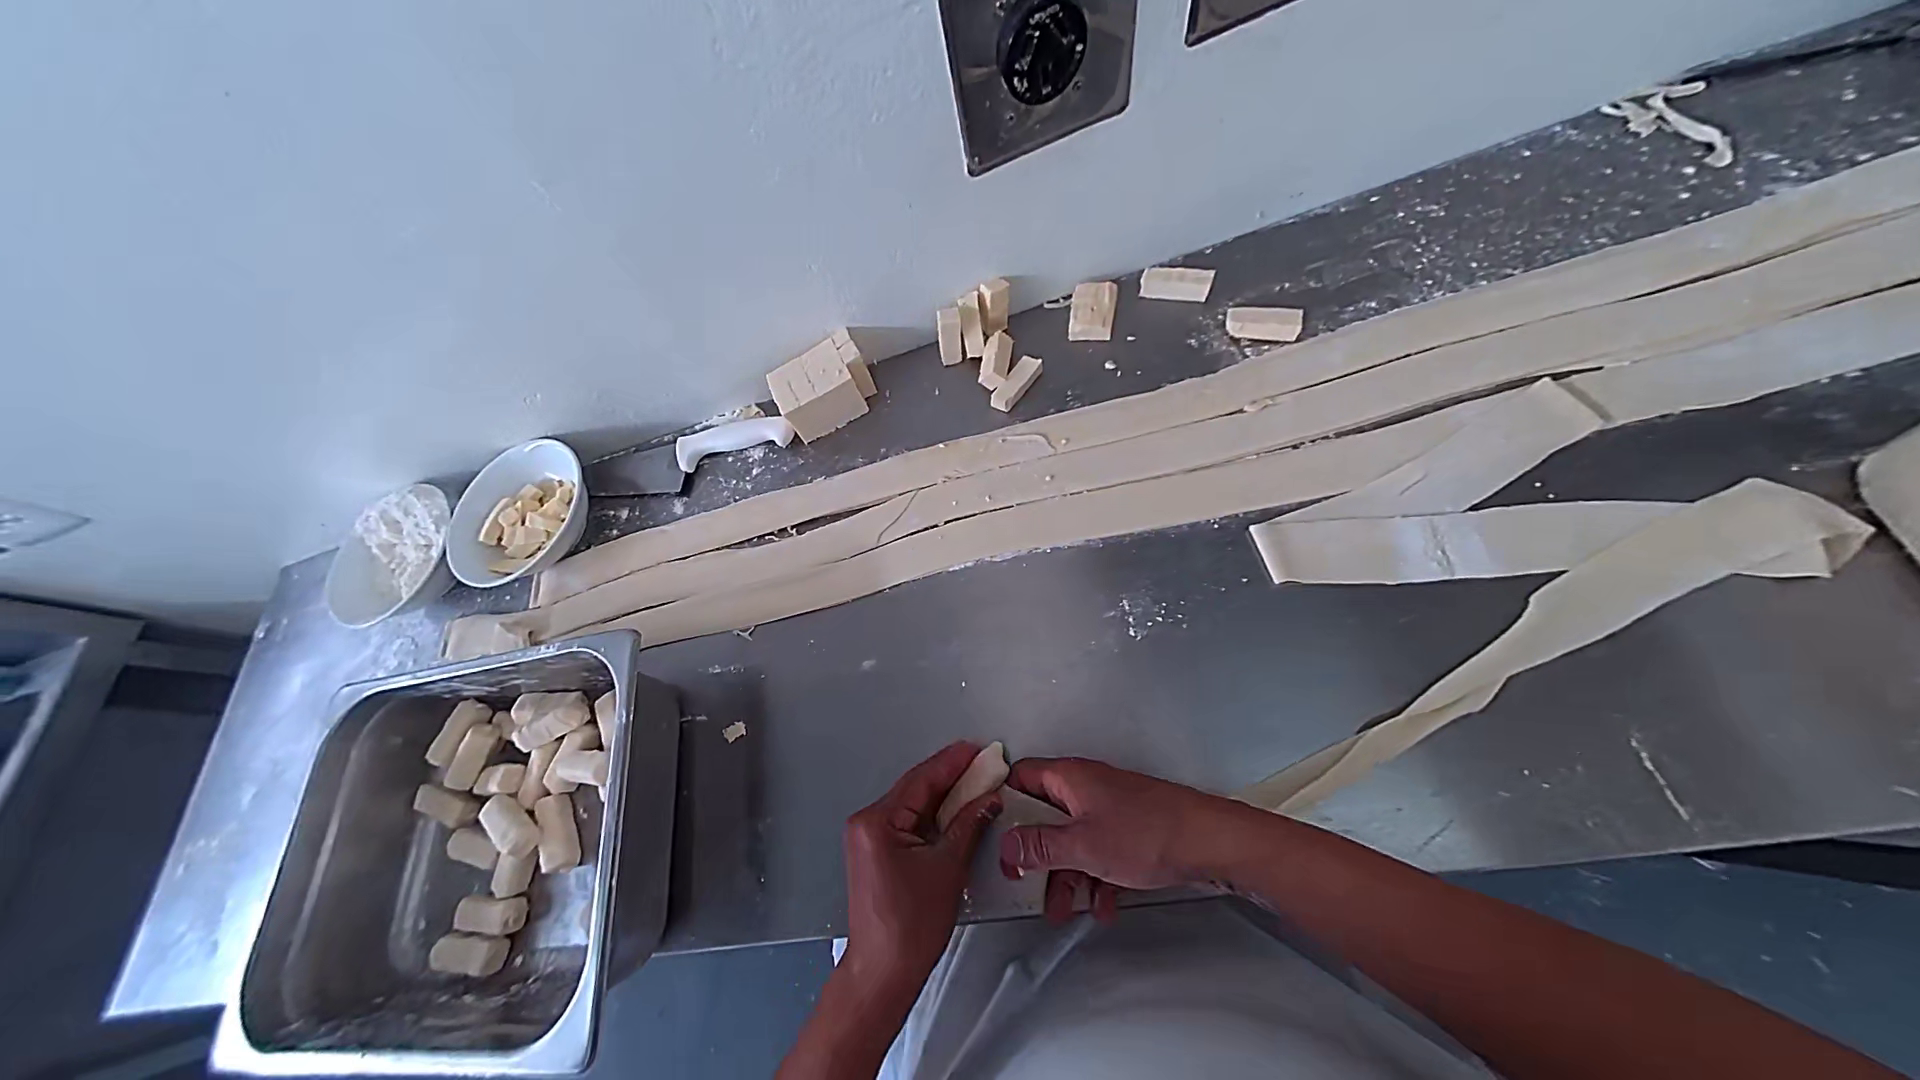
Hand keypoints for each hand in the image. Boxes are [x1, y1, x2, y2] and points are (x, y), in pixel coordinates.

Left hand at [842, 741, 1003, 987]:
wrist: (884, 973)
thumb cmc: (907, 929)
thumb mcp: (948, 868)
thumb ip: (969, 825)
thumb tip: (987, 798)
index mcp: (877, 822)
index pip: (921, 780)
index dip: (952, 762)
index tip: (975, 750)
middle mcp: (867, 825)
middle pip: (916, 789)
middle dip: (952, 778)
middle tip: (982, 765)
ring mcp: (870, 839)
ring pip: (914, 805)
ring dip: (945, 797)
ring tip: (976, 786)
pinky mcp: (878, 852)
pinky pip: (910, 822)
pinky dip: (935, 817)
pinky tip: (957, 813)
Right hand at [998, 757, 1254, 922]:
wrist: (1209, 842)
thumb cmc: (1146, 834)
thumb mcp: (1083, 846)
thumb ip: (1040, 846)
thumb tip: (1008, 845)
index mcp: (1068, 778)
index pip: (1021, 777)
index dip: (1005, 805)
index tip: (998, 838)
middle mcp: (1085, 787)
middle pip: (1045, 815)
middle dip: (1037, 854)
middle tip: (1028, 884)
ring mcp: (1108, 807)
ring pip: (1072, 838)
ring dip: (1066, 874)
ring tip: (1066, 909)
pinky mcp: (1128, 828)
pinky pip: (1098, 849)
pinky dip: (1095, 876)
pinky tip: (1103, 906)